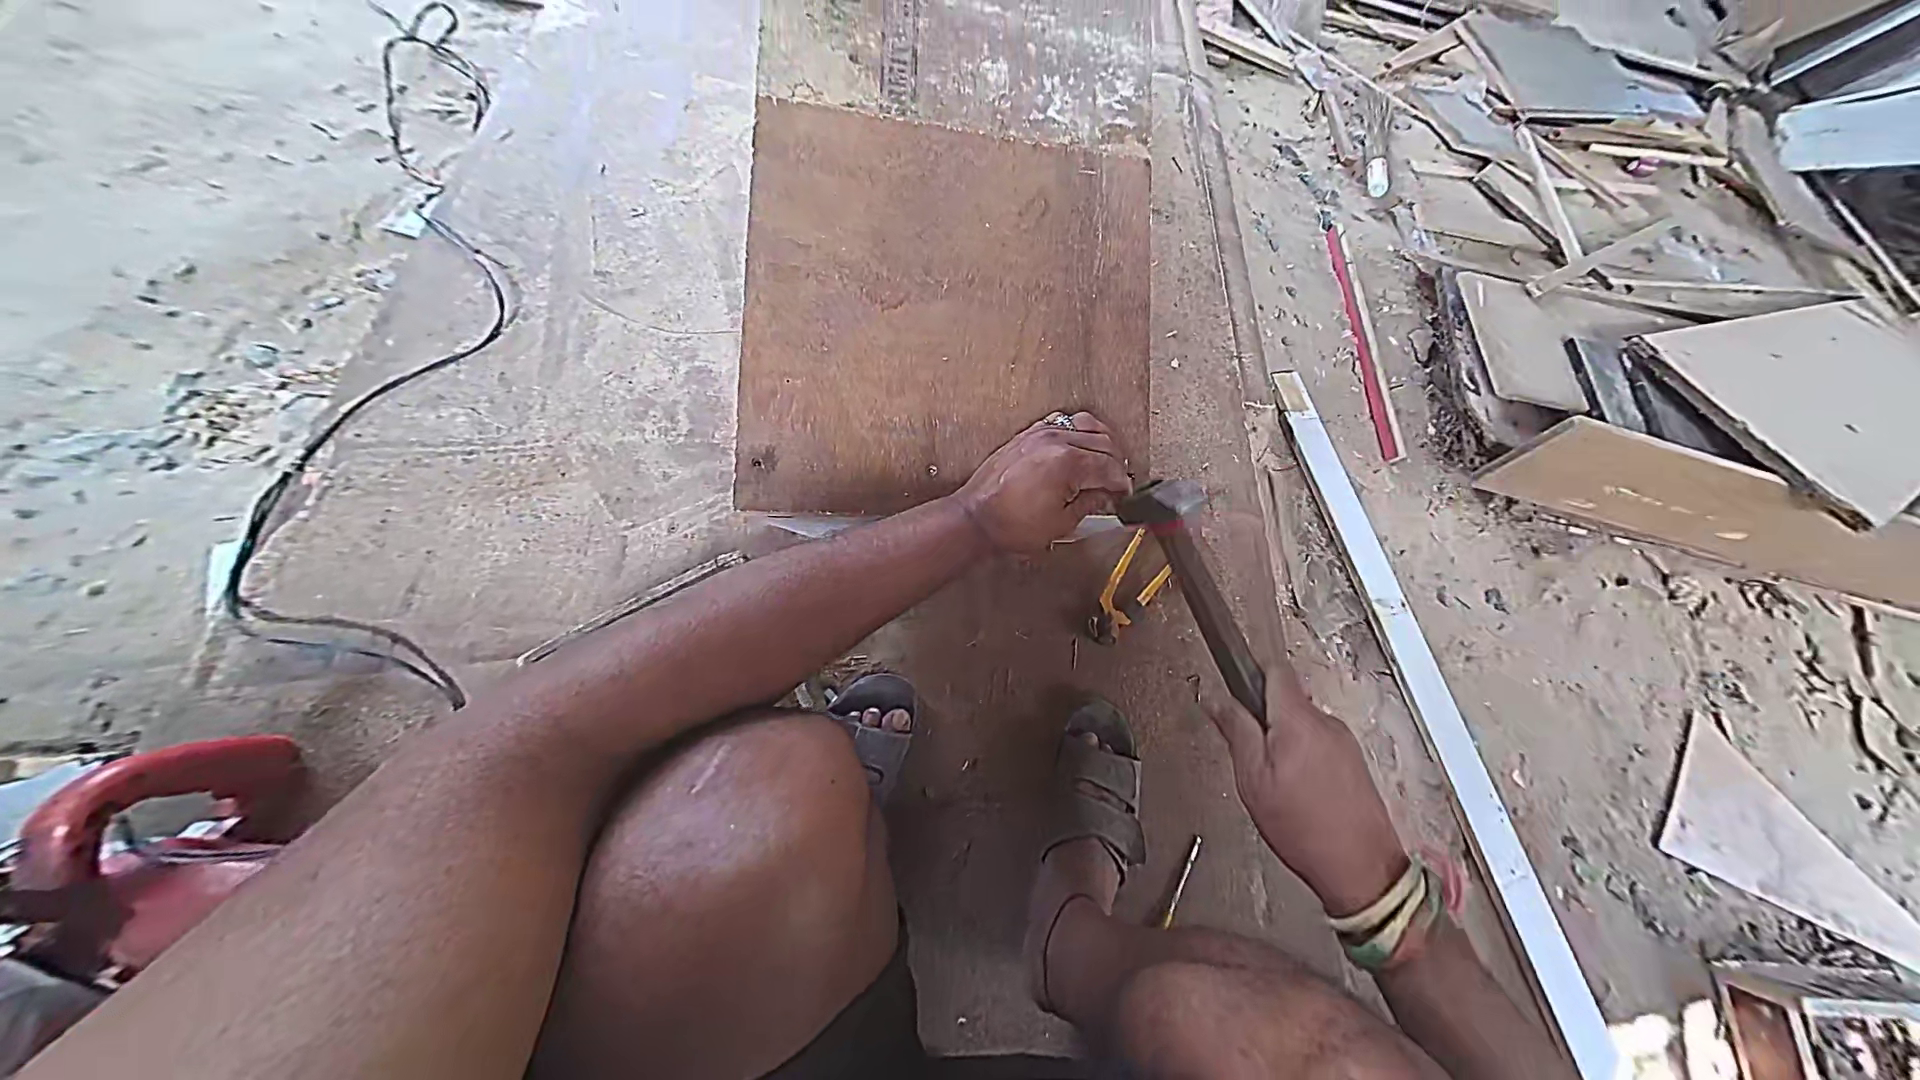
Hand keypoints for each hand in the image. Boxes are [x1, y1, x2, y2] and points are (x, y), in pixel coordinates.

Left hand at [951, 412, 1132, 553]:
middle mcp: (1056, 441)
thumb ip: (1090, 503)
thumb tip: (1107, 496)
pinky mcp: (1028, 435)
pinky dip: (1078, 433)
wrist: (976, 518)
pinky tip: (1078, 451)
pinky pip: (1063, 422)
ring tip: (1102, 466)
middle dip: (1116, 464)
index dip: (1122, 484)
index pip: (1110, 467)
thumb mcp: (1061, 522)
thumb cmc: (1010, 524)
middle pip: (1105, 442)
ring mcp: (1040, 434)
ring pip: (1087, 425)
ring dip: (1101, 443)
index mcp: (1068, 462)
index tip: (1124, 496)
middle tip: (1115, 485)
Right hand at [1206, 662, 1409, 915]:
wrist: (1361, 872)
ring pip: (1300, 722)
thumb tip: (1217, 699)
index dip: (1250, 672)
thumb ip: (1235, 729)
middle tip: (1249, 752)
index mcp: (1299, 721)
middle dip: (1262, 717)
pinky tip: (1295, 789)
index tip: (1234, 685)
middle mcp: (1327, 724)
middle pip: (1286, 698)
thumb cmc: (1305, 829)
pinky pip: (1317, 742)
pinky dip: (1301, 756)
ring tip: (1274, 779)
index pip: (1274, 670)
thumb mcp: (1252, 778)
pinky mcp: (1353, 762)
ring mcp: (1344, 743)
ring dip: (1282, 739)